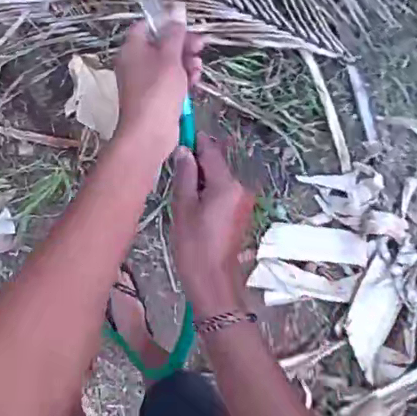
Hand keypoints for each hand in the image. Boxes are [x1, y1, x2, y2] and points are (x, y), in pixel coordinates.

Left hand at [111, 7, 203, 163]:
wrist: (149, 132)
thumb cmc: (158, 90)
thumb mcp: (170, 56)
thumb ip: (175, 33)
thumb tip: (176, 8)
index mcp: (132, 48)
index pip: (146, 26)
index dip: (166, 23)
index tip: (185, 26)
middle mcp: (135, 63)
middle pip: (160, 45)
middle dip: (183, 45)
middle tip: (200, 46)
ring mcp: (144, 81)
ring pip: (169, 64)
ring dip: (186, 63)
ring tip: (197, 68)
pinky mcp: (155, 97)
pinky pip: (170, 82)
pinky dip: (182, 79)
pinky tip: (194, 82)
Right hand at [169, 135, 256, 319]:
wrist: (213, 282)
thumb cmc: (193, 246)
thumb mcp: (183, 207)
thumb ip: (184, 175)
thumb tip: (184, 151)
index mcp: (227, 184)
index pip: (211, 151)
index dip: (195, 141)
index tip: (179, 133)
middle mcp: (240, 188)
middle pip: (216, 164)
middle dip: (196, 161)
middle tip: (173, 168)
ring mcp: (243, 201)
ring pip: (218, 178)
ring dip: (201, 178)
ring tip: (180, 191)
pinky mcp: (240, 213)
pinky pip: (222, 192)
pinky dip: (208, 191)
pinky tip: (192, 204)